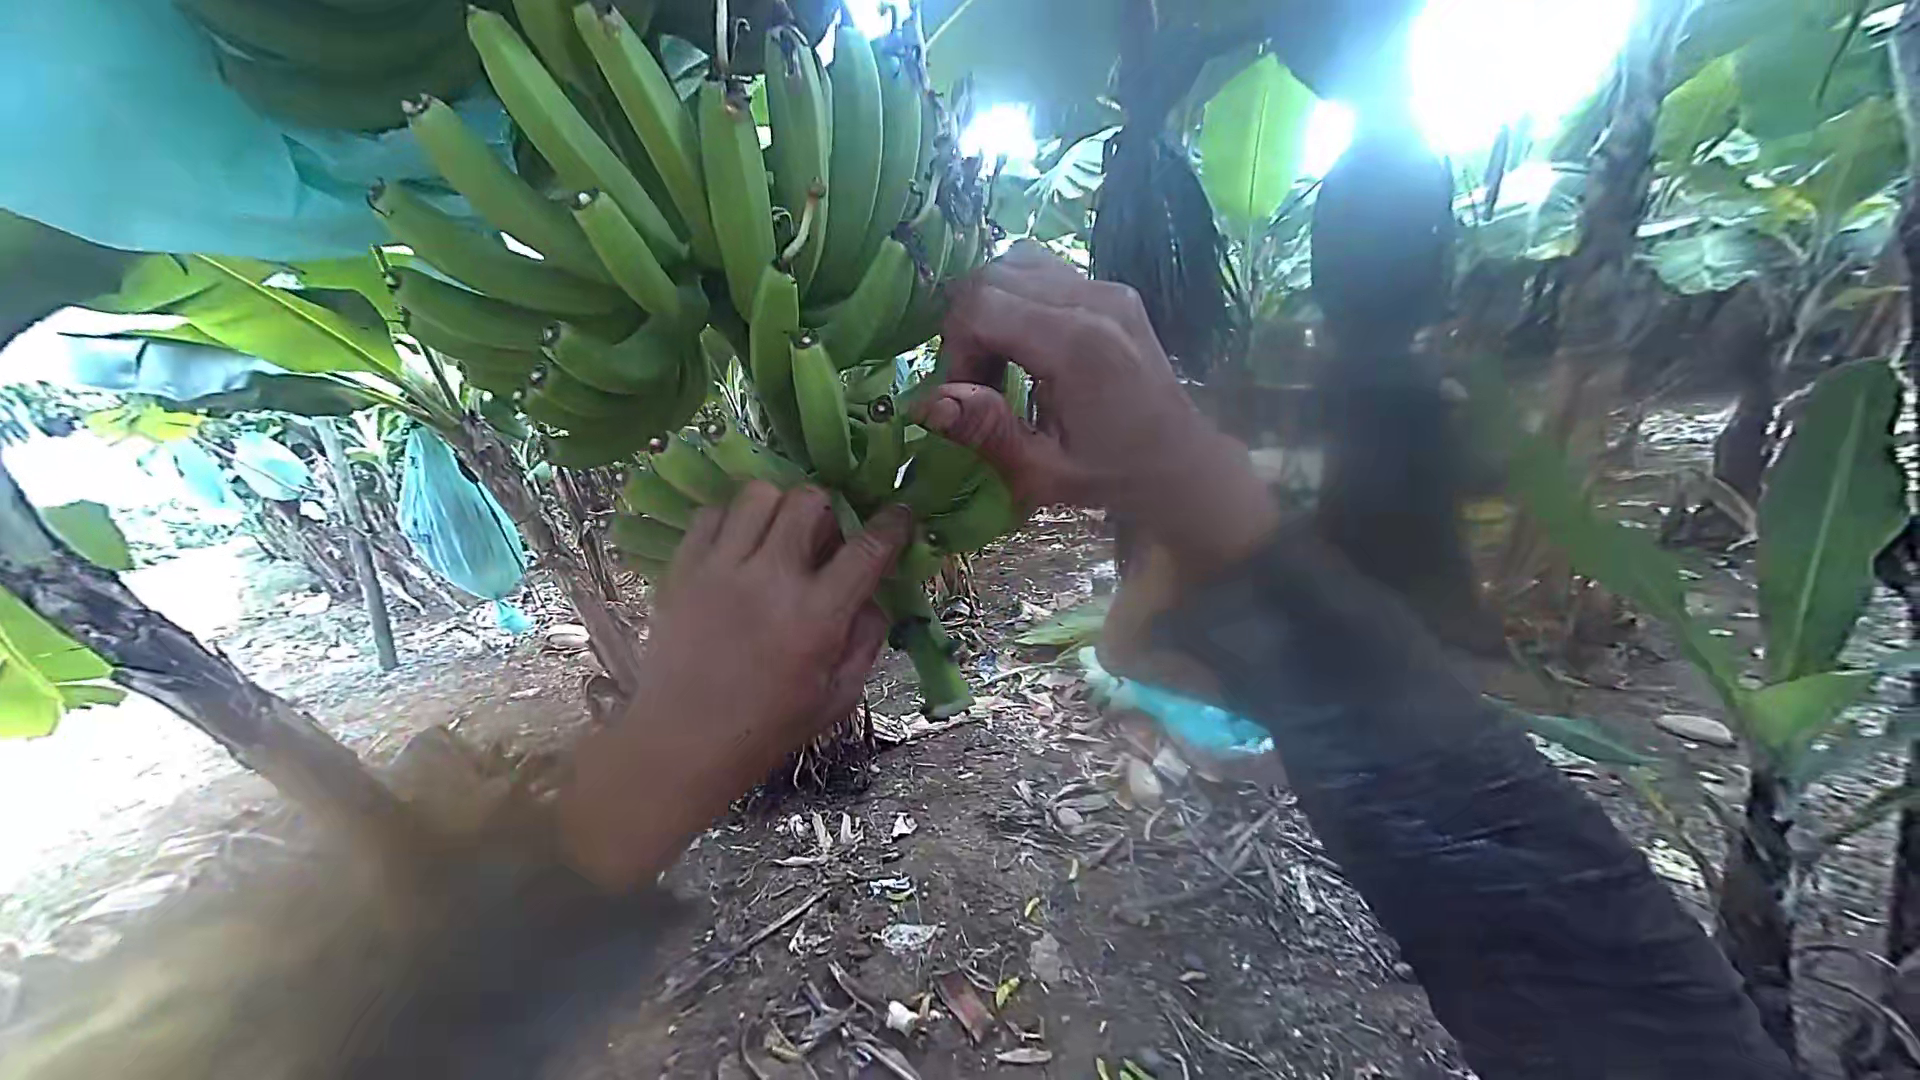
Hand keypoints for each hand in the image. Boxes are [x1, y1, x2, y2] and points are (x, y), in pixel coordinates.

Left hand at [558, 484, 908, 890]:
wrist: (681, 744)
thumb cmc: (769, 726)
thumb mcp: (839, 695)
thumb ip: (868, 639)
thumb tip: (874, 595)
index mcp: (816, 616)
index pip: (867, 548)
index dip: (893, 524)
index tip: (901, 515)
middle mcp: (770, 580)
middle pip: (809, 500)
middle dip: (830, 510)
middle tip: (825, 538)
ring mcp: (720, 569)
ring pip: (759, 494)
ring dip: (781, 507)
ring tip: (780, 537)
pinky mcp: (682, 569)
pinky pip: (713, 513)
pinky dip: (734, 519)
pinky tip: (740, 548)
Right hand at [915, 242, 1277, 578]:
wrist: (1179, 460)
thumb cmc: (1112, 475)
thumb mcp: (1043, 473)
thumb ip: (987, 433)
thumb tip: (926, 404)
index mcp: (1079, 346)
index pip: (982, 305)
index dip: (957, 348)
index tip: (969, 393)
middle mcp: (1094, 300)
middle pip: (992, 276)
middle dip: (966, 327)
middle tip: (980, 381)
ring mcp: (1107, 287)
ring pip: (1013, 263)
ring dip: (988, 308)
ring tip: (999, 361)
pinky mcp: (1111, 289)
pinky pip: (1041, 271)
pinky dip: (1014, 299)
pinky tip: (1023, 345)